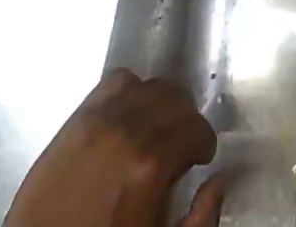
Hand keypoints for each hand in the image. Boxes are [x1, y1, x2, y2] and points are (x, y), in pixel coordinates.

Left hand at [4, 68, 227, 226]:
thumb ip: (202, 217)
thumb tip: (220, 177)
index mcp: (149, 164)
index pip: (194, 126)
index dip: (205, 142)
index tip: (201, 159)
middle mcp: (124, 129)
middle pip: (171, 96)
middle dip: (185, 118)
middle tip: (183, 145)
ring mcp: (95, 117)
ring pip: (143, 83)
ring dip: (157, 100)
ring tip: (157, 127)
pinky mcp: (74, 117)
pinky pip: (110, 82)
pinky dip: (128, 91)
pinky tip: (129, 117)